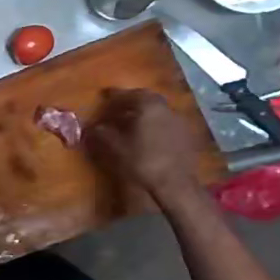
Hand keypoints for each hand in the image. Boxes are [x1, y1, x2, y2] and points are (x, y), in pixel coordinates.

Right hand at [90, 88, 203, 207]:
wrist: (174, 185)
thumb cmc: (141, 162)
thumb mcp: (115, 148)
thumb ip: (102, 133)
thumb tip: (93, 127)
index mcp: (148, 105)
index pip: (127, 95)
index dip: (113, 97)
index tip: (104, 96)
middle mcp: (166, 108)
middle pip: (146, 100)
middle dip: (131, 103)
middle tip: (118, 109)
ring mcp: (179, 122)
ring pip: (157, 112)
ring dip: (143, 115)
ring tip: (131, 124)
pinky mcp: (186, 137)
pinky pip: (166, 125)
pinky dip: (154, 126)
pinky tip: (147, 138)